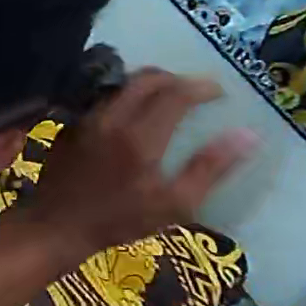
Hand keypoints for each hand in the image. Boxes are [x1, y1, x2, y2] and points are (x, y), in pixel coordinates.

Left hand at [21, 68, 255, 260]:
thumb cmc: (120, 221)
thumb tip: (248, 136)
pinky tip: (132, 116)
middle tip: (193, 91)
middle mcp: (112, 118)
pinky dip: (124, 98)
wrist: (57, 227)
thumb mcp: (174, 205)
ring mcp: (87, 120)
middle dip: (175, 78)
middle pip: (147, 79)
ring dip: (148, 84)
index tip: (219, 92)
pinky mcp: (71, 126)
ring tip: (166, 99)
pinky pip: (102, 100)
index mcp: (140, 136)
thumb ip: (210, 168)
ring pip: (121, 86)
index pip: (176, 93)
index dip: (201, 87)